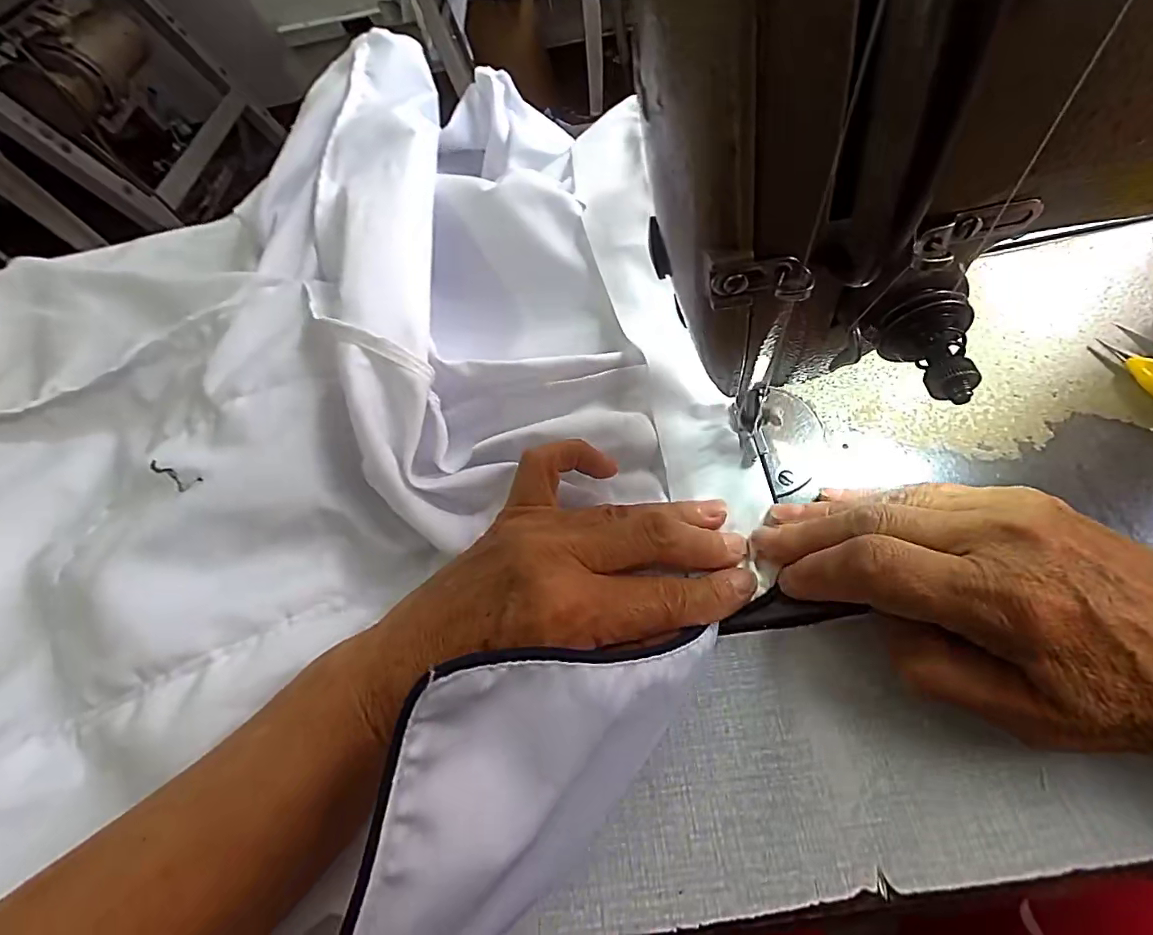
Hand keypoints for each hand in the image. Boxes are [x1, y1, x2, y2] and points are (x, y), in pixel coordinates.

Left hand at [347, 440, 753, 740]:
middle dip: (702, 546)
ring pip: (617, 511)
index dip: (710, 594)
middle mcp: (551, 559)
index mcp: (567, 611)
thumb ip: (632, 648)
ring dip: (670, 513)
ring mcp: (530, 530)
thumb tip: (686, 616)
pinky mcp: (509, 518)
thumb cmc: (485, 695)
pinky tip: (608, 466)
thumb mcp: (569, 688)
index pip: (660, 598)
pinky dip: (576, 457)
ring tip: (712, 514)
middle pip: (647, 541)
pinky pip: (543, 471)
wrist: (407, 672)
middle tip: (739, 548)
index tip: (746, 586)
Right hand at [751, 484, 1152, 750]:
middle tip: (765, 539)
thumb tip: (883, 623)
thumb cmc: (1128, 696)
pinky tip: (853, 499)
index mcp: (1000, 595)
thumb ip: (936, 669)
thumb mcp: (1028, 717)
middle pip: (880, 519)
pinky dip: (883, 498)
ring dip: (840, 508)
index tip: (785, 582)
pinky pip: (933, 493)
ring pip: (902, 497)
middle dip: (814, 531)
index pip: (880, 566)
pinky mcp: (1022, 498)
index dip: (822, 572)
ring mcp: (1011, 505)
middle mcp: (999, 533)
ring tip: (792, 517)